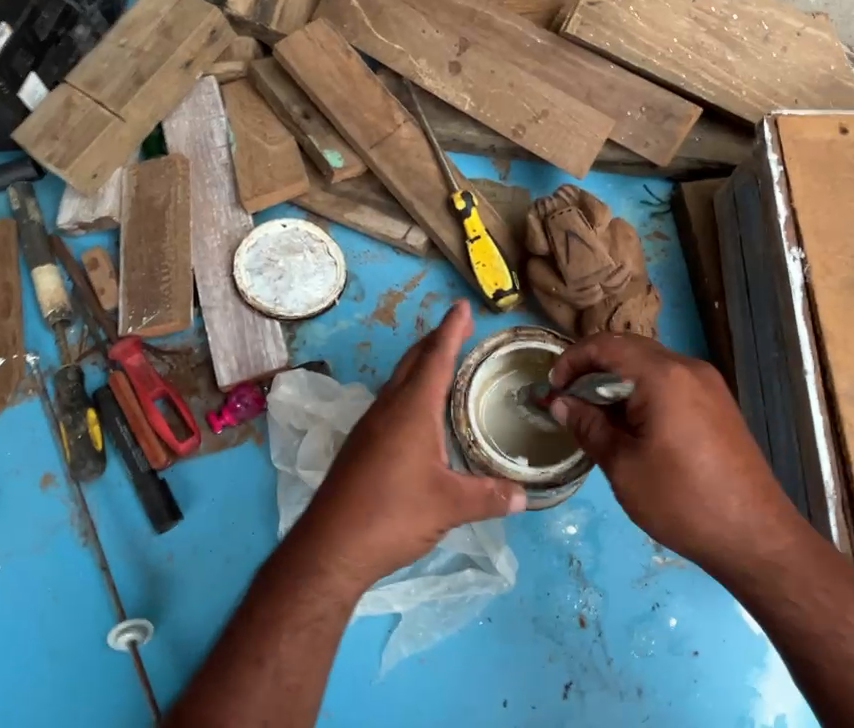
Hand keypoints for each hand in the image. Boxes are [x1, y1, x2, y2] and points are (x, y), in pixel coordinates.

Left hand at [289, 300, 525, 591]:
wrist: (330, 546)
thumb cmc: (392, 515)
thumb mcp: (449, 506)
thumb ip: (488, 497)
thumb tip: (524, 496)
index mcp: (412, 409)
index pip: (436, 358)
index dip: (452, 330)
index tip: (462, 307)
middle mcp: (388, 409)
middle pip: (414, 362)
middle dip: (436, 341)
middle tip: (458, 327)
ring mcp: (370, 427)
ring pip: (399, 383)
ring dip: (420, 366)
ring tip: (442, 363)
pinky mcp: (361, 447)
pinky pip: (391, 404)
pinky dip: (410, 393)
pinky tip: (419, 414)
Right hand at [550, 334, 792, 575]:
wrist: (756, 537)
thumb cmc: (682, 501)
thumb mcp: (623, 466)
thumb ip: (588, 426)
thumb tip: (559, 402)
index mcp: (662, 376)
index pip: (606, 344)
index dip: (573, 359)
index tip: (554, 386)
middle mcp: (688, 368)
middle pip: (629, 348)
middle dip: (594, 366)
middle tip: (569, 397)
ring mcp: (708, 384)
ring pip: (651, 364)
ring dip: (619, 379)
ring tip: (596, 415)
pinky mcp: (719, 404)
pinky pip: (671, 381)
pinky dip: (643, 390)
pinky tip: (632, 425)